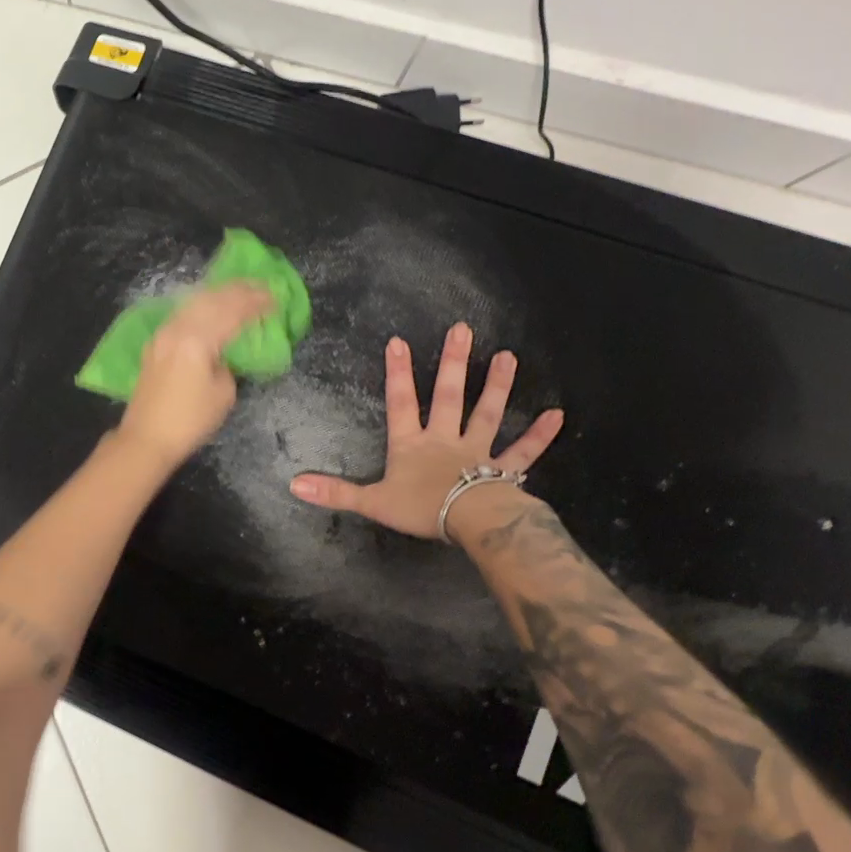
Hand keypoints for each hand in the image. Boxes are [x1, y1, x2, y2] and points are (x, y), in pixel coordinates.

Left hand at [115, 282, 274, 467]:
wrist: (146, 438)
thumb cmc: (190, 421)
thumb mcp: (223, 393)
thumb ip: (228, 364)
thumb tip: (223, 353)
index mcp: (197, 340)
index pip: (232, 311)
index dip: (256, 303)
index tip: (275, 298)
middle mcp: (177, 329)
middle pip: (211, 299)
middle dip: (238, 291)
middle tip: (261, 287)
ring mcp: (162, 335)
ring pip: (193, 303)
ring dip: (218, 295)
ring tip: (239, 293)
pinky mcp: (155, 344)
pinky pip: (182, 315)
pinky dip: (201, 307)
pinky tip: (211, 309)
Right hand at [288, 322, 563, 538]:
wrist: (471, 522)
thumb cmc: (421, 509)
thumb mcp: (372, 501)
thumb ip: (335, 492)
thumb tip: (293, 485)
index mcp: (411, 445)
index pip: (400, 403)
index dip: (398, 373)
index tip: (399, 341)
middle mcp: (444, 440)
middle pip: (448, 397)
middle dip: (453, 363)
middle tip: (463, 329)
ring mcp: (477, 452)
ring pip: (487, 414)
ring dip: (497, 386)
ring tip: (507, 356)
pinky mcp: (503, 470)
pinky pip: (523, 452)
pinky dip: (539, 435)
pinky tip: (557, 415)